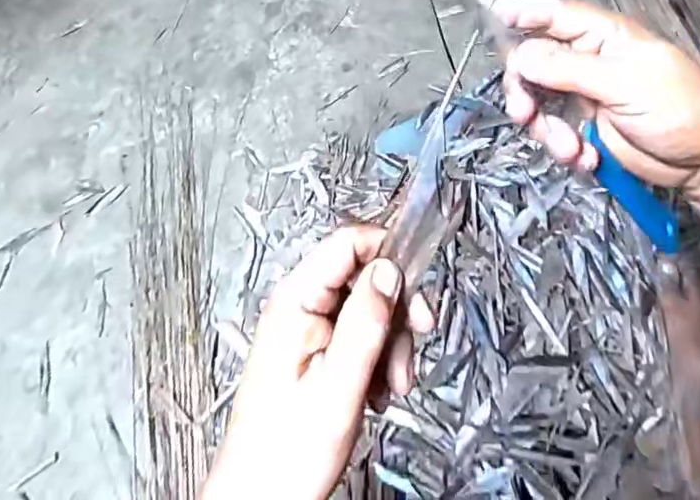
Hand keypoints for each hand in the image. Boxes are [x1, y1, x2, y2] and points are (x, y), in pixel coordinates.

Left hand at [204, 226, 434, 499]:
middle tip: (412, 341)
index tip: (415, 284)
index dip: (388, 253)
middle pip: (364, 274)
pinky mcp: (314, 348)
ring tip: (392, 381)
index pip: (349, 241)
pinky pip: (359, 330)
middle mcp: (298, 304)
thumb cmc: (284, 457)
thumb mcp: (338, 384)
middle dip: (395, 310)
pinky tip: (379, 387)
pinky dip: (378, 355)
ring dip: (390, 339)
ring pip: (367, 304)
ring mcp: (306, 325)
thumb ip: (365, 320)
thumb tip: (389, 270)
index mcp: (296, 299)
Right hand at [491, 0, 699, 204]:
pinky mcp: (586, 127)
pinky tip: (586, 159)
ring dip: (546, 127)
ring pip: (539, 100)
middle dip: (524, 87)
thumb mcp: (626, 83)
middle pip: (534, 60)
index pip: (556, 15)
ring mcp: (585, 95)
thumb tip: (521, 56)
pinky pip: (554, 130)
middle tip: (523, 113)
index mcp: (604, 36)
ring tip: (570, 150)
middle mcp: (589, 60)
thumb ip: (570, 69)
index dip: (522, 11)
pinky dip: (563, 147)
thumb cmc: (680, 108)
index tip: (489, 11)